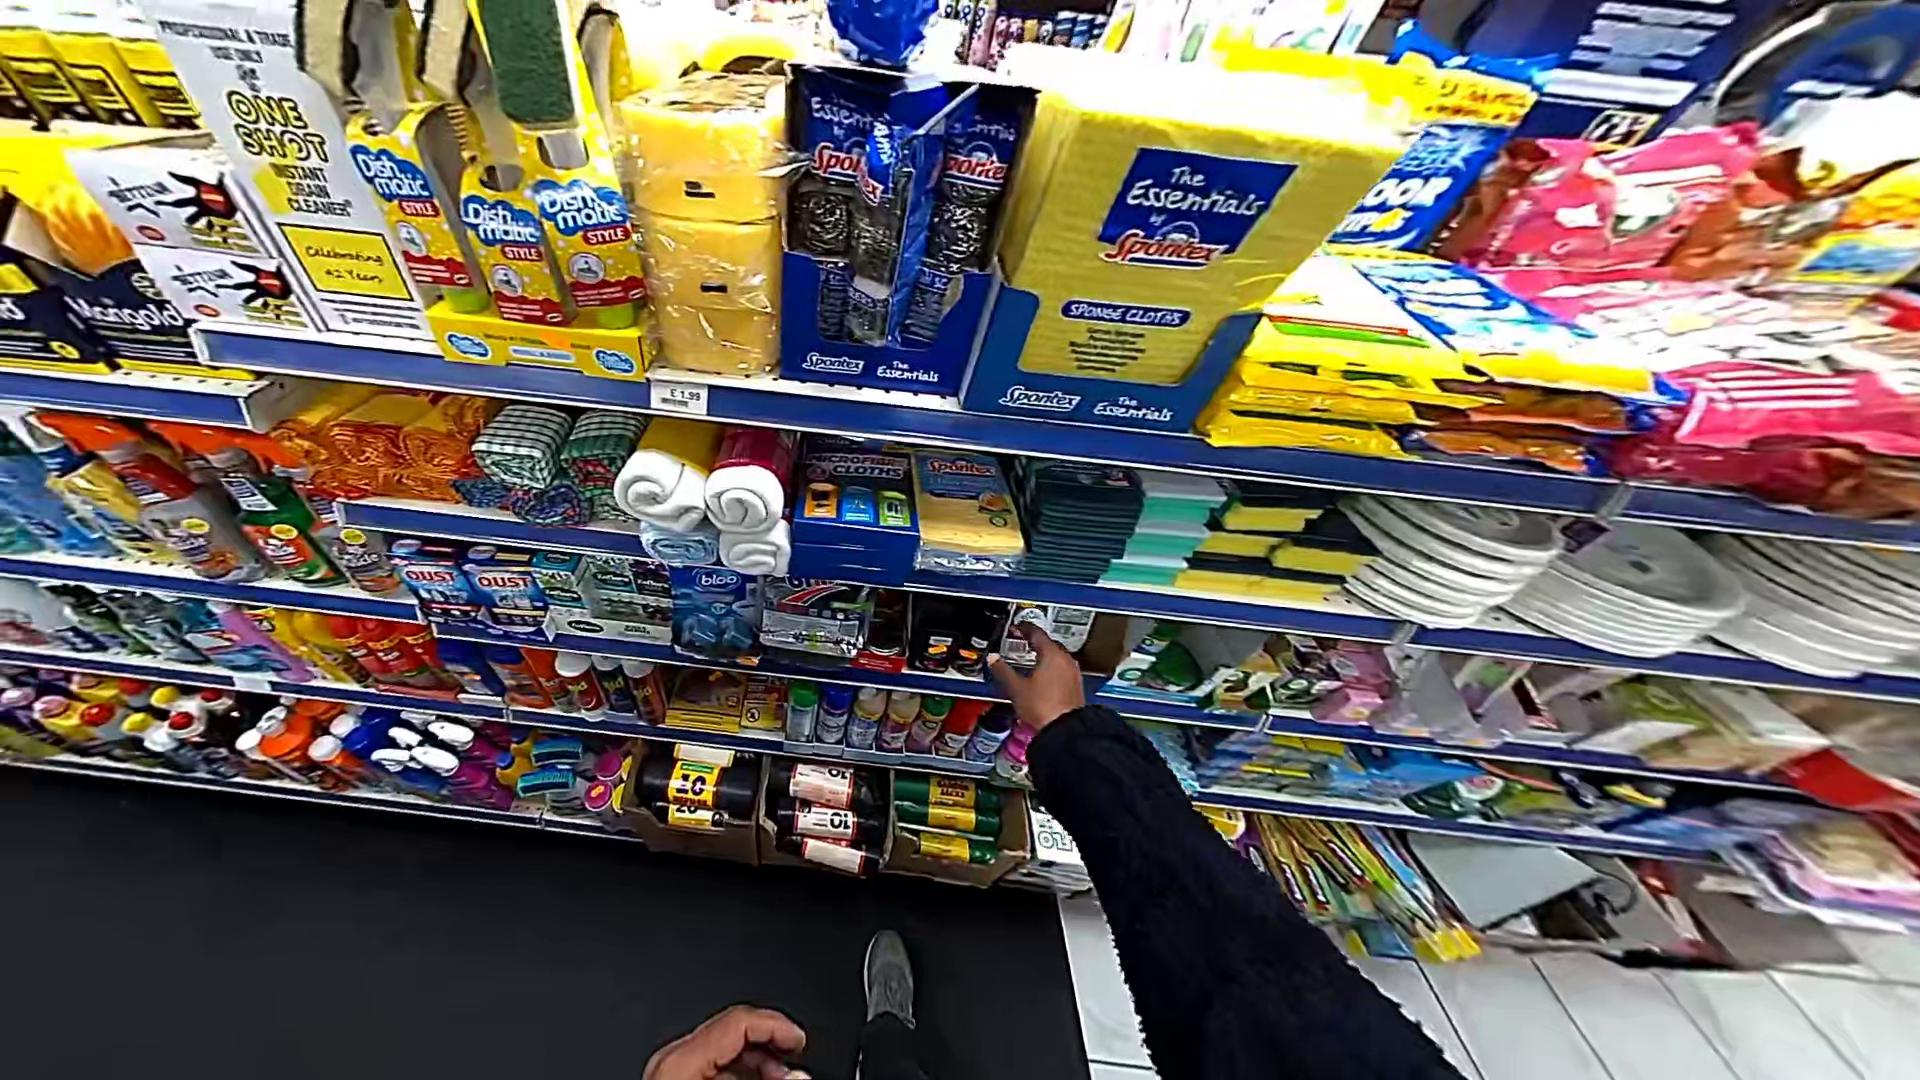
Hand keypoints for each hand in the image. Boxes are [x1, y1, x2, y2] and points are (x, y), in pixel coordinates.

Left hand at [642, 1005, 808, 1079]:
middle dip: (768, 1050)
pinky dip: (735, 1076)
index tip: (799, 1042)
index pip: (740, 1020)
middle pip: (732, 1033)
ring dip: (754, 1065)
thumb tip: (798, 1077)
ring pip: (722, 1051)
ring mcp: (664, 1074)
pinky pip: (709, 1068)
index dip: (776, 1026)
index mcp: (678, 1060)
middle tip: (792, 1069)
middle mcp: (668, 1061)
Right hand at [990, 623, 1084, 731]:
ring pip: (1057, 657)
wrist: (1066, 731)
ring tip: (1031, 658)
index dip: (1025, 628)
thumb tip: (993, 660)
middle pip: (1049, 643)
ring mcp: (1072, 674)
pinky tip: (1042, 677)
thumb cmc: (1044, 708)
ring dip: (1044, 655)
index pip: (1037, 633)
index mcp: (1052, 655)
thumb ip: (1003, 671)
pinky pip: (1061, 670)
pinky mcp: (1075, 687)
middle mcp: (1066, 661)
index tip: (1017, 627)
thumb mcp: (1016, 688)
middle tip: (1022, 640)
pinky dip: (1051, 668)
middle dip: (1035, 641)